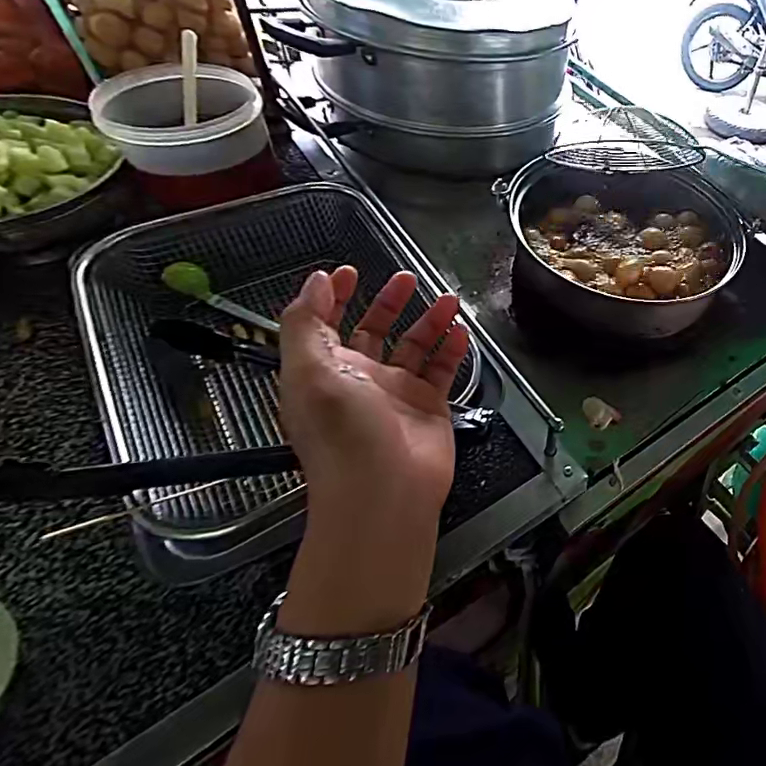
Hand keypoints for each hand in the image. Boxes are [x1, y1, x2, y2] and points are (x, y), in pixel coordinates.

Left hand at [277, 267, 470, 633]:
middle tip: (406, 279)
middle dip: (388, 302)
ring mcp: (396, 394)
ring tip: (447, 299)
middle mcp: (359, 379)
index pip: (326, 323)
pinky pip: (441, 370)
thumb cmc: (341, 433)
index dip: (335, 297)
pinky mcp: (428, 408)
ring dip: (428, 320)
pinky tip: (460, 330)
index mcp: (324, 370)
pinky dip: (451, 349)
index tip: (349, 272)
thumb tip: (315, 282)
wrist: (384, 492)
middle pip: (374, 330)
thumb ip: (305, 321)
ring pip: (414, 347)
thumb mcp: (308, 370)